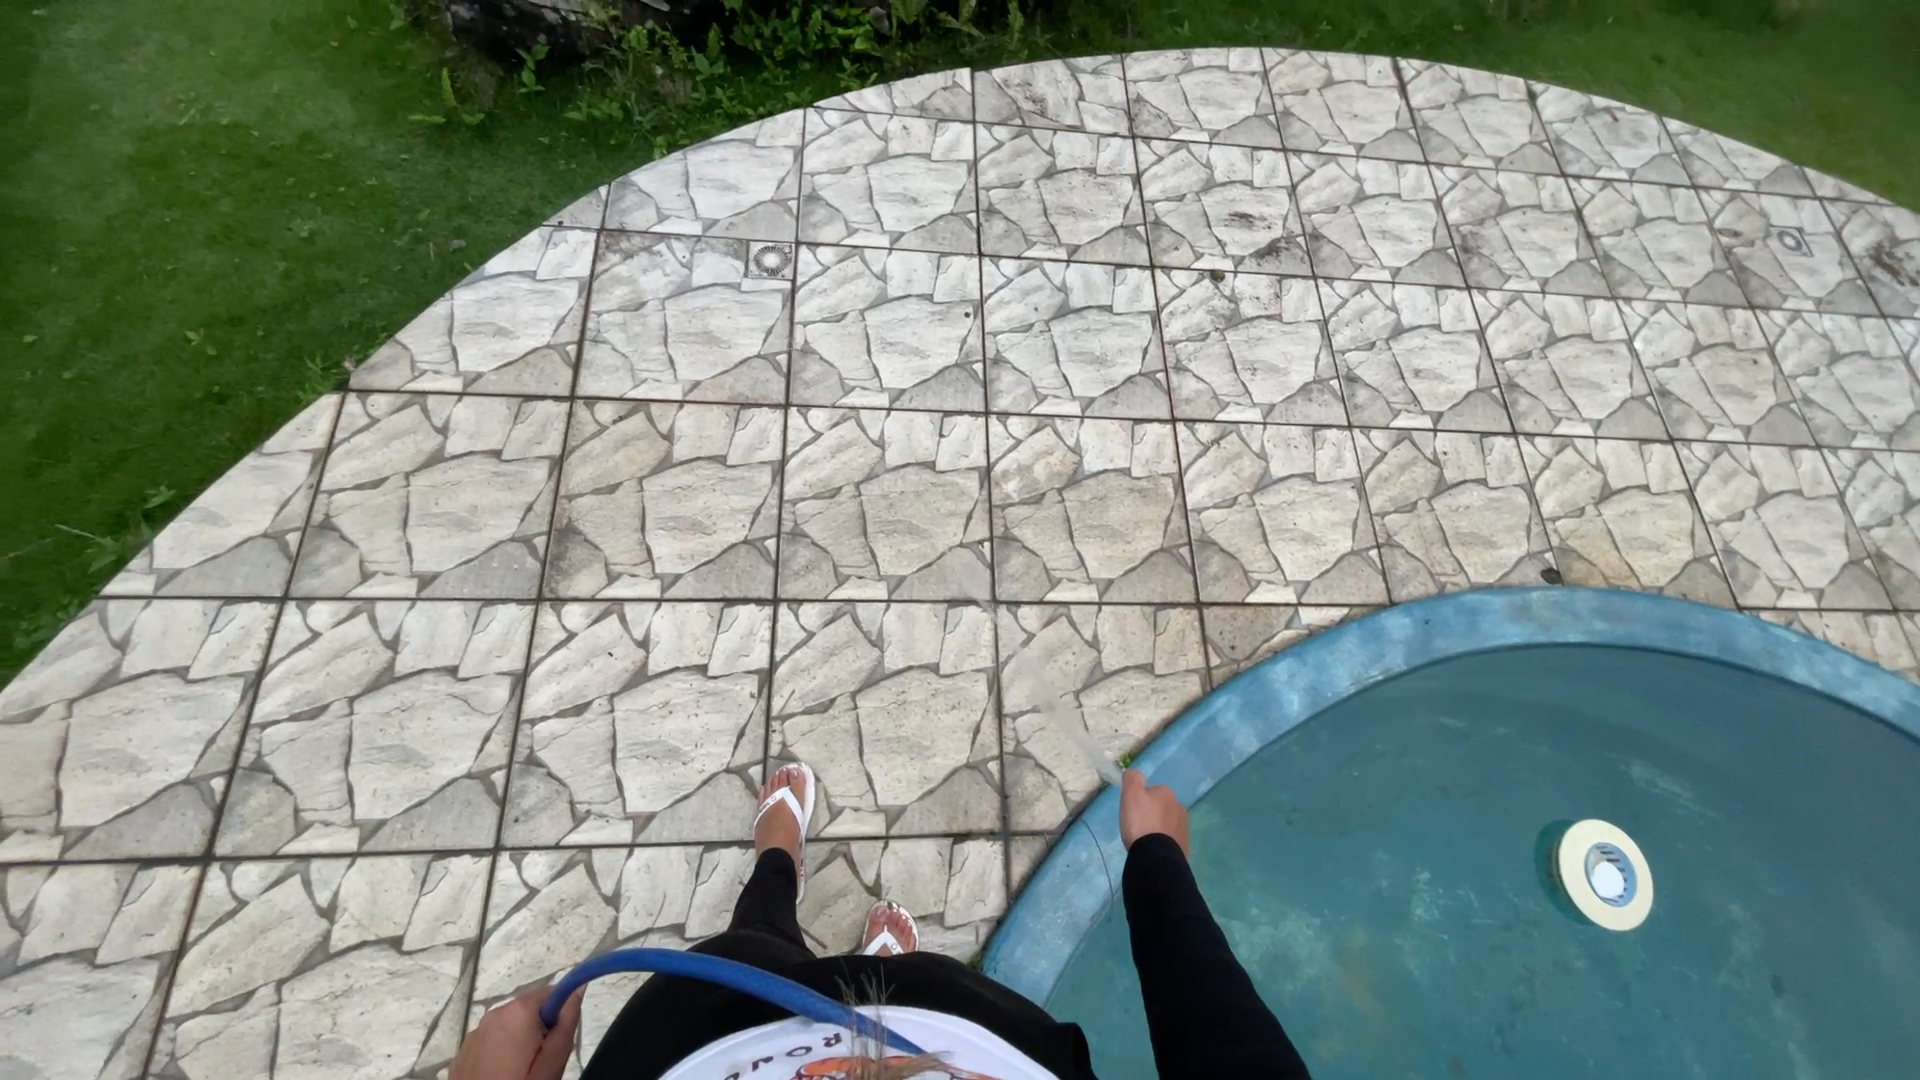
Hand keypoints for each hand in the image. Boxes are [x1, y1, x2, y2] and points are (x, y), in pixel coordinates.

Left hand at [451, 987, 581, 1079]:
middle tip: (541, 1061)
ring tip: (520, 1072)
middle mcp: (493, 1015)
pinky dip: (498, 1052)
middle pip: (529, 1009)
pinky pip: (490, 1041)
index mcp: (518, 1012)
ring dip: (518, 1040)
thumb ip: (567, 1021)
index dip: (559, 1016)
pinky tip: (499, 1076)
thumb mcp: (554, 1061)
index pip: (552, 993)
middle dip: (539, 1028)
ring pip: (509, 1025)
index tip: (555, 1042)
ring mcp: (473, 1035)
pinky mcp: (460, 1055)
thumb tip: (577, 988)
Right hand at [1120, 769, 1189, 856]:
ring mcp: (1184, 828)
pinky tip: (1153, 848)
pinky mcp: (1184, 846)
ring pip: (1166, 822)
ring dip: (1157, 828)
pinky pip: (1170, 839)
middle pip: (1160, 806)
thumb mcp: (1131, 794)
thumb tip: (1134, 773)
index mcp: (1167, 793)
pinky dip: (1162, 841)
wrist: (1156, 856)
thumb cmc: (1141, 822)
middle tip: (1136, 825)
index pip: (1151, 791)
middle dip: (1151, 813)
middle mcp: (1179, 807)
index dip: (1140, 799)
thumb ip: (1132, 778)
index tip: (1132, 811)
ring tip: (1144, 839)